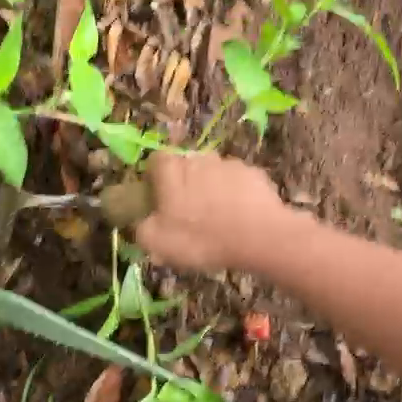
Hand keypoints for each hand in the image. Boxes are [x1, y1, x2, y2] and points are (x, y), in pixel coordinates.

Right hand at [133, 153, 300, 272]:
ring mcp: (230, 163)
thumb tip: (144, 222)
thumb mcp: (157, 243)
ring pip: (214, 174)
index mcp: (172, 170)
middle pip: (187, 167)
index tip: (159, 200)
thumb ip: (142, 228)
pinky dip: (237, 195)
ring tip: (219, 220)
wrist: (259, 237)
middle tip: (189, 215)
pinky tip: (241, 218)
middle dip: (186, 185)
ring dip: (213, 190)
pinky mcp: (255, 174)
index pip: (156, 161)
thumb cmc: (201, 238)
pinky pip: (238, 183)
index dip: (155, 179)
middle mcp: (200, 158)